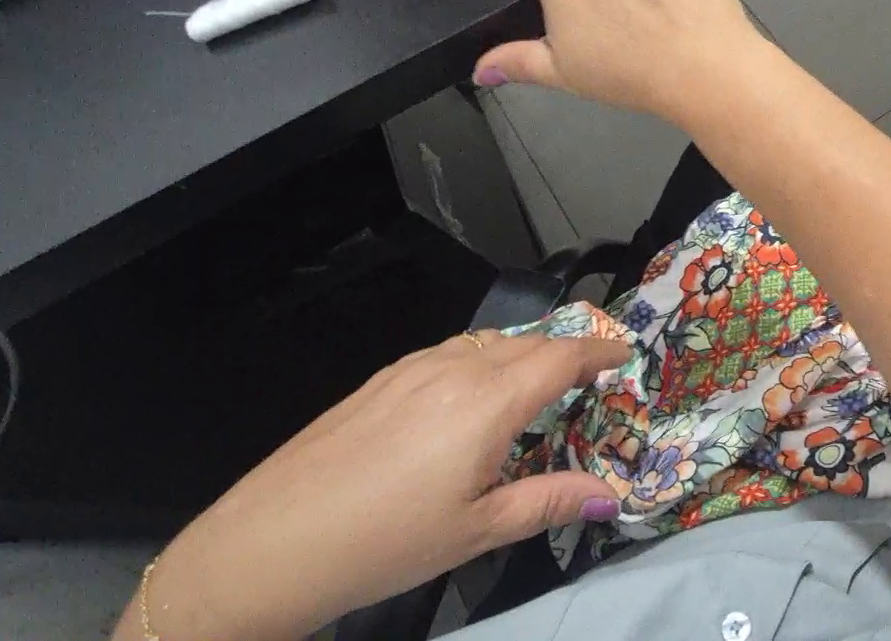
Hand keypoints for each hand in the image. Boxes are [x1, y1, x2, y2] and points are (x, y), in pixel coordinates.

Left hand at [115, 332, 630, 640]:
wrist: (265, 547)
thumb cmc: (384, 544)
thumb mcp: (476, 531)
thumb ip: (550, 501)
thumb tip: (612, 494)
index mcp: (488, 401)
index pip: (561, 356)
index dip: (599, 351)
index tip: (625, 354)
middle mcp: (457, 367)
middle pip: (530, 342)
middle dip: (567, 351)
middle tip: (589, 376)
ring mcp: (415, 367)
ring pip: (490, 341)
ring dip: (525, 352)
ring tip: (536, 383)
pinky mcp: (383, 377)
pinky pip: (452, 350)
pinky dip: (484, 357)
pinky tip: (472, 394)